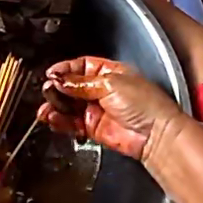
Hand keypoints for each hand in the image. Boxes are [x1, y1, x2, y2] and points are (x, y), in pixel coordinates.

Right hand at [38, 57, 186, 162]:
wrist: (156, 136)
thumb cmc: (146, 104)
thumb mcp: (110, 83)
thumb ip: (80, 82)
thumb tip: (58, 79)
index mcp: (109, 72)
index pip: (80, 66)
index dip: (65, 70)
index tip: (52, 74)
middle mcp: (101, 89)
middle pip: (71, 86)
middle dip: (57, 89)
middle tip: (48, 91)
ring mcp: (97, 109)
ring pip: (68, 105)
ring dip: (55, 106)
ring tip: (47, 109)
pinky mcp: (93, 127)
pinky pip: (71, 122)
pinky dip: (60, 121)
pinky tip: (53, 119)